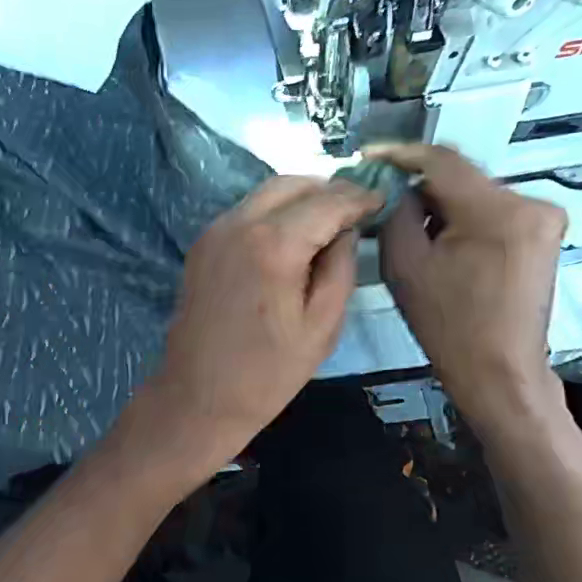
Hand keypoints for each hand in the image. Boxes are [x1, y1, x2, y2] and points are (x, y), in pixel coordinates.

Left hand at [143, 176, 381, 459]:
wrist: (199, 397)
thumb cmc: (269, 372)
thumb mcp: (323, 326)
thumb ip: (341, 267)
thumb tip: (347, 230)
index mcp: (274, 246)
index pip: (328, 201)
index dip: (359, 197)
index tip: (382, 199)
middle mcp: (240, 224)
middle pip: (293, 184)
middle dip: (330, 189)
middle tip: (358, 209)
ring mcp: (215, 231)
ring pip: (267, 193)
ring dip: (302, 198)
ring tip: (330, 221)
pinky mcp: (203, 244)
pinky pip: (247, 211)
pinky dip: (275, 211)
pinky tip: (293, 236)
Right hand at [372, 144, 567, 429]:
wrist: (500, 374)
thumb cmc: (448, 327)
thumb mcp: (405, 266)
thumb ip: (396, 213)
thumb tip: (398, 186)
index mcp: (498, 210)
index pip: (443, 160)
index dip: (402, 154)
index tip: (369, 156)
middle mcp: (532, 202)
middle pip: (463, 177)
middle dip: (425, 188)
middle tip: (388, 202)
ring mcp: (546, 218)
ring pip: (479, 194)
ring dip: (447, 205)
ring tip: (418, 231)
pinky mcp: (547, 234)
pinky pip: (497, 211)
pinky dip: (469, 220)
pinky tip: (450, 244)